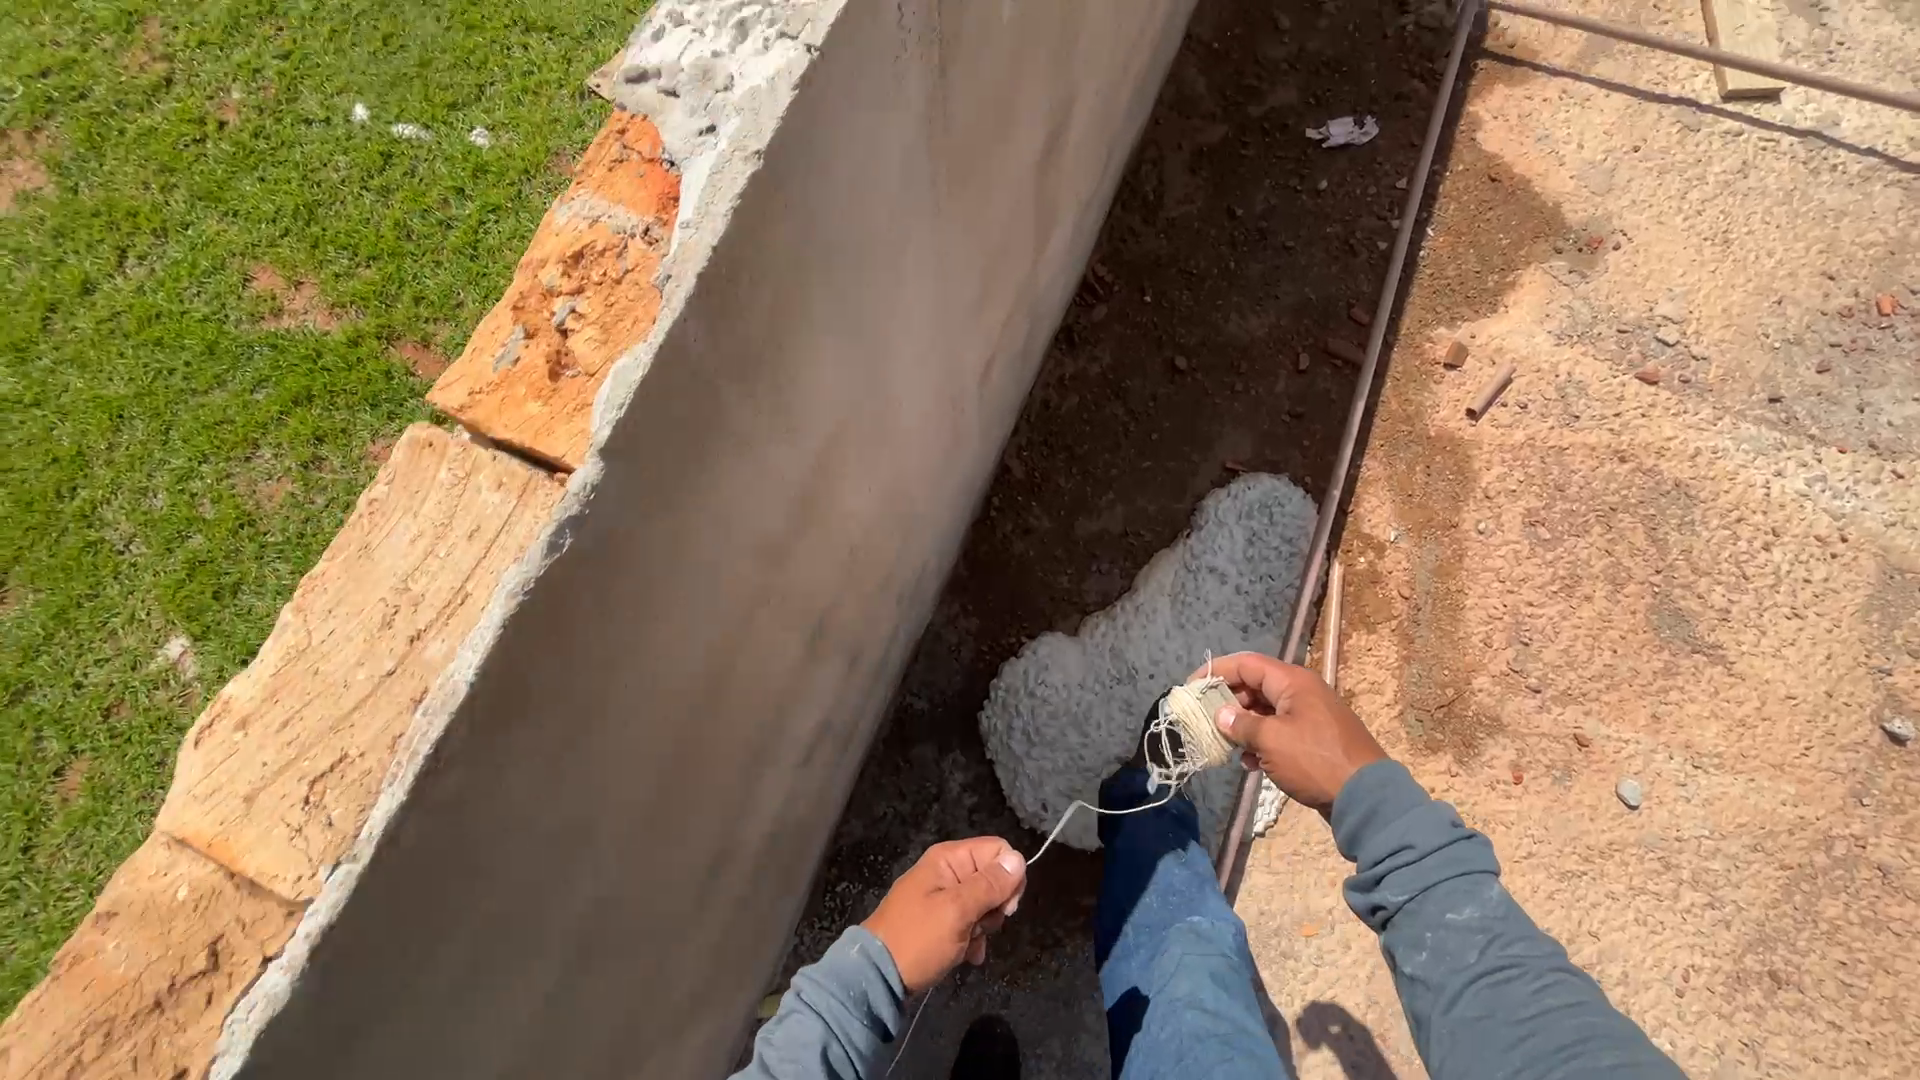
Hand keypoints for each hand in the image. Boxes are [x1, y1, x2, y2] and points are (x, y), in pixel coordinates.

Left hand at [861, 837, 1026, 993]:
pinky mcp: (942, 920)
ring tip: (965, 943)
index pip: (998, 850)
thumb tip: (1019, 858)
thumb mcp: (957, 911)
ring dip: (983, 928)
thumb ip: (989, 885)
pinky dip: (972, 940)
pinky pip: (971, 923)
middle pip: (994, 878)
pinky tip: (965, 955)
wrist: (877, 977)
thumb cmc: (917, 939)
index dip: (1009, 877)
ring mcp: (944, 896)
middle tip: (978, 925)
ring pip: (985, 904)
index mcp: (949, 858)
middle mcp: (948, 871)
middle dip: (994, 907)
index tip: (1005, 907)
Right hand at [1192, 652, 1388, 816]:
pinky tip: (1249, 763)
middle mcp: (1301, 692)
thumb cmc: (1315, 760)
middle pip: (1254, 686)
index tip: (1191, 686)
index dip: (1215, 671)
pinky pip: (1279, 732)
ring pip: (1265, 711)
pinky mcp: (1314, 740)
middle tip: (1205, 719)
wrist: (1367, 798)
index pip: (1245, 664)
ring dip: (1242, 726)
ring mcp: (1309, 716)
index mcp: (1292, 681)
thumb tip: (1220, 715)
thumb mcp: (1271, 740)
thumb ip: (1241, 724)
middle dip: (1227, 702)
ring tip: (1224, 744)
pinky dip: (1261, 743)